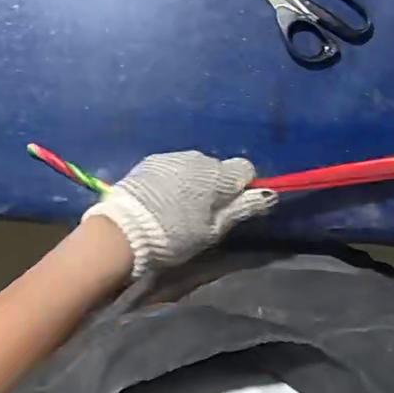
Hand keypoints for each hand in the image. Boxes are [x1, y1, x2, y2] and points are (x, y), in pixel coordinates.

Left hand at [82, 151, 277, 278]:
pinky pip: (172, 168)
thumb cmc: (174, 235)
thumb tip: (268, 195)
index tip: (231, 208)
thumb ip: (242, 209)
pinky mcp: (149, 162)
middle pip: (217, 168)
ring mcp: (170, 157)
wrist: (124, 230)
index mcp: (217, 174)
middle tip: (202, 213)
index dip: (242, 188)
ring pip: (193, 167)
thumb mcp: (213, 230)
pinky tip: (161, 200)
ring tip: (178, 208)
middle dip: (215, 186)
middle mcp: (195, 158)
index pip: (245, 169)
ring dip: (192, 182)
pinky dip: (172, 180)